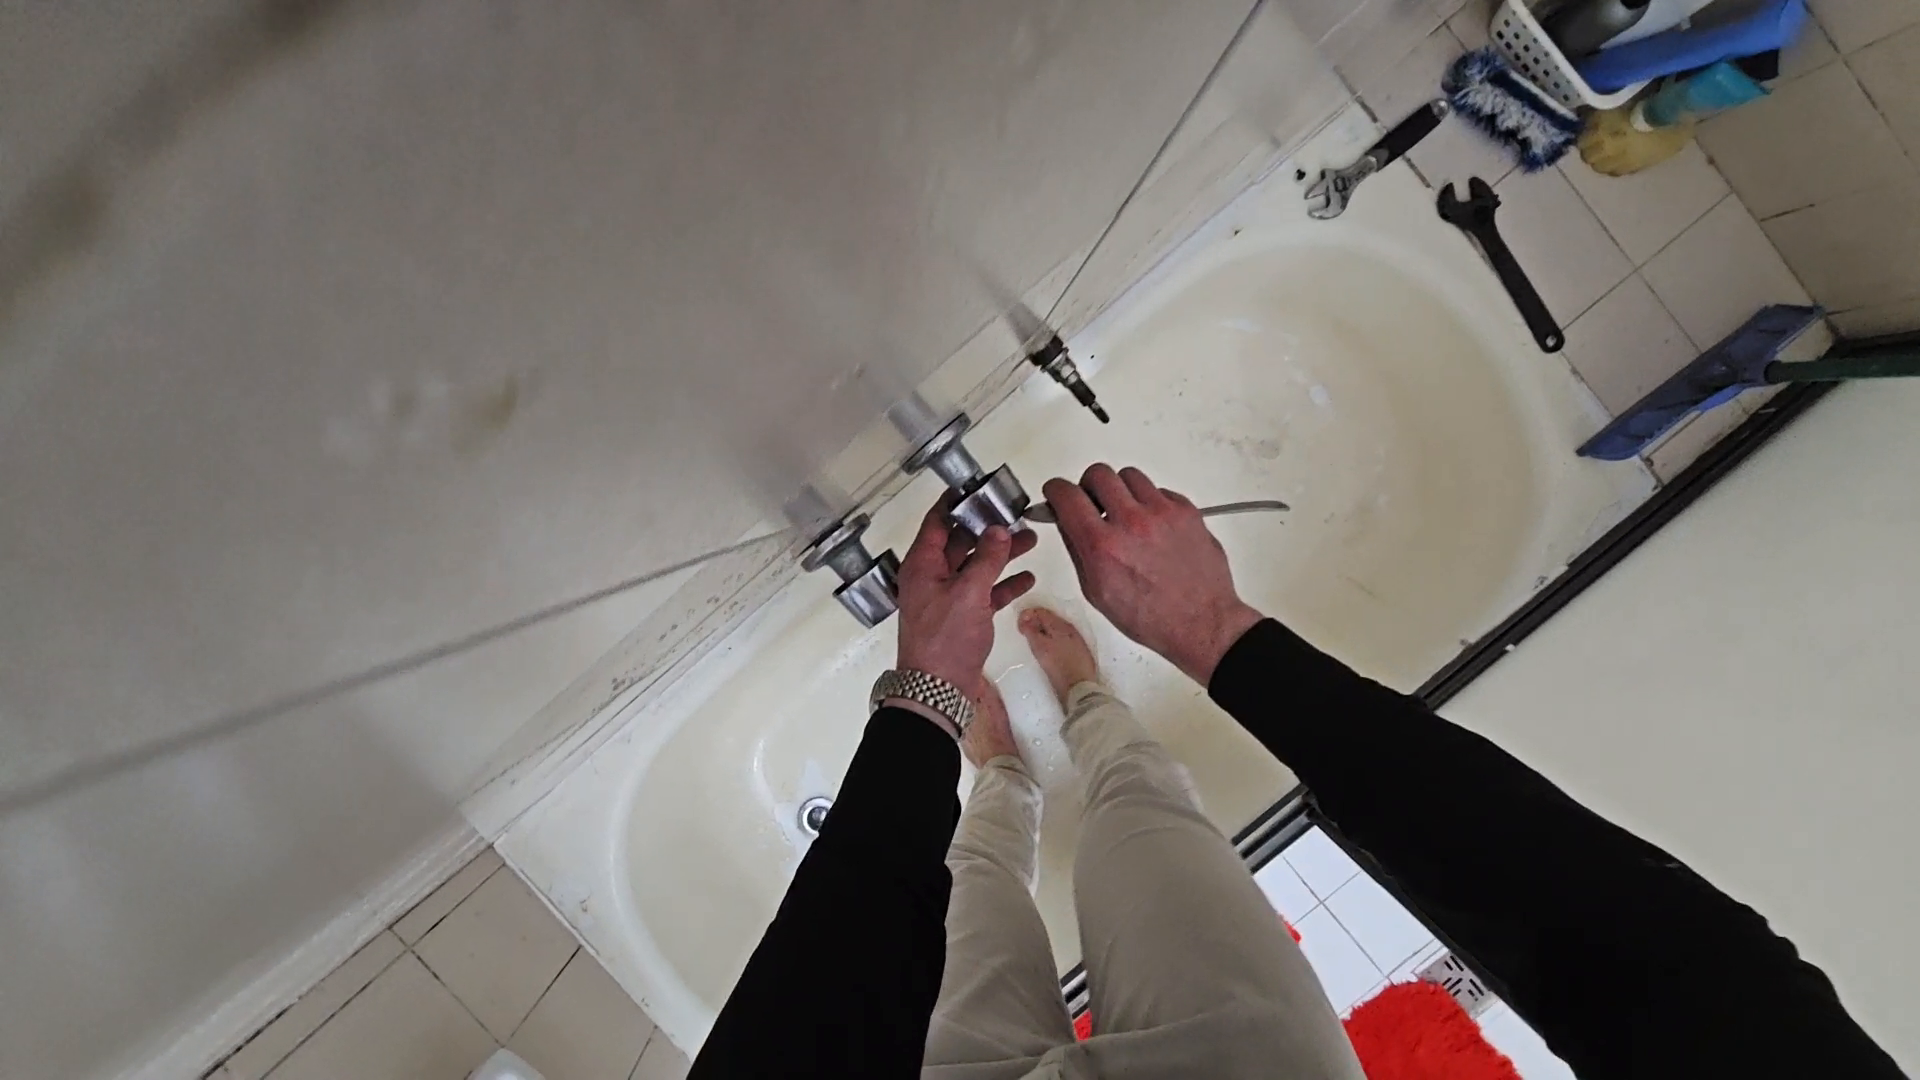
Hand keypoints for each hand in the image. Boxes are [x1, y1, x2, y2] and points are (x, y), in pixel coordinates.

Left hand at [894, 494, 1037, 698]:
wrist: (937, 690)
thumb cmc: (945, 638)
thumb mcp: (968, 592)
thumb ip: (986, 559)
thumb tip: (998, 530)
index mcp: (923, 565)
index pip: (937, 523)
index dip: (956, 503)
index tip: (977, 488)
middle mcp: (932, 577)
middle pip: (960, 543)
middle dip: (987, 529)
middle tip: (1014, 513)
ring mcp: (947, 598)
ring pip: (976, 567)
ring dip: (1001, 555)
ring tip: (1030, 541)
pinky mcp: (962, 618)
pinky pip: (984, 593)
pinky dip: (1002, 584)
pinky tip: (1026, 578)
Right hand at [1042, 464, 1263, 684]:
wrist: (1200, 623)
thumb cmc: (1151, 617)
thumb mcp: (1096, 592)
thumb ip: (1078, 550)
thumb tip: (1066, 521)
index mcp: (1102, 547)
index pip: (1067, 495)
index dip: (1056, 491)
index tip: (1057, 493)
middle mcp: (1131, 523)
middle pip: (1098, 474)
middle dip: (1088, 486)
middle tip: (1092, 502)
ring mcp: (1162, 514)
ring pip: (1129, 476)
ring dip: (1120, 490)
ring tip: (1126, 513)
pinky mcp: (1186, 511)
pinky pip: (1159, 490)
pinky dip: (1150, 502)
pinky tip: (1152, 526)